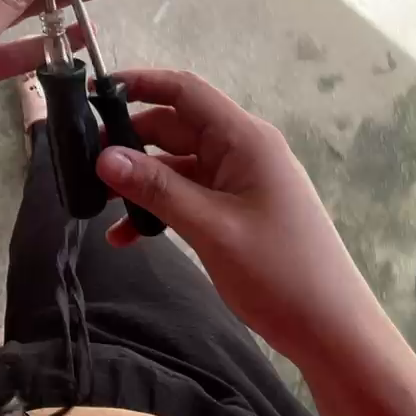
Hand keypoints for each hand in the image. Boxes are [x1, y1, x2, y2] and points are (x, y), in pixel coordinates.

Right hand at [95, 69, 373, 364]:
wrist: (333, 332)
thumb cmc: (280, 273)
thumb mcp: (211, 228)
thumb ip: (156, 189)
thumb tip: (103, 156)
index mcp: (244, 139)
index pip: (185, 91)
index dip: (140, 83)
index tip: (94, 91)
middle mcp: (240, 151)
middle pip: (174, 129)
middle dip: (129, 141)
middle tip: (82, 161)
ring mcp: (237, 181)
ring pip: (175, 166)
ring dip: (138, 181)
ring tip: (95, 199)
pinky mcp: (233, 210)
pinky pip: (186, 197)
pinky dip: (156, 209)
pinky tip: (124, 235)